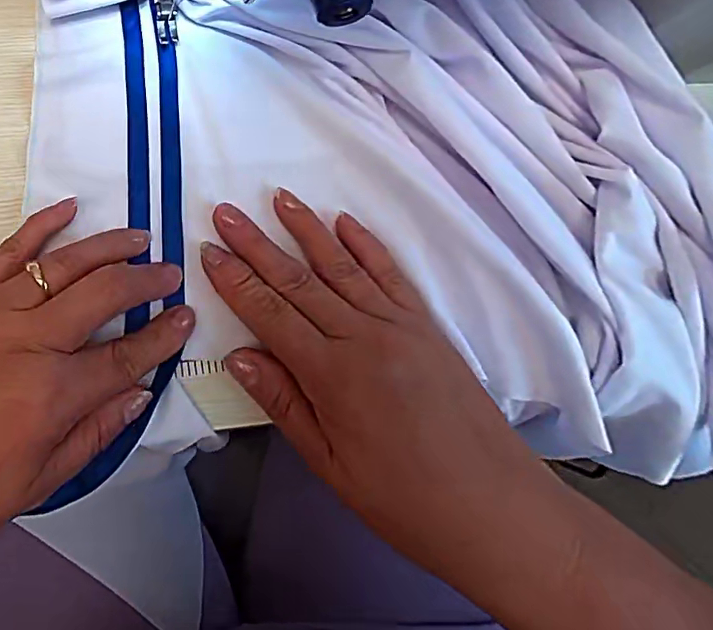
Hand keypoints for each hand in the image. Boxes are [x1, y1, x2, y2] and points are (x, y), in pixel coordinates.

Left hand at [0, 199, 194, 629]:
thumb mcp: (33, 485)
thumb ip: (92, 434)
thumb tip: (139, 392)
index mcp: (52, 395)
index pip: (128, 356)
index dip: (163, 336)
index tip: (186, 318)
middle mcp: (30, 340)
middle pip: (104, 294)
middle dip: (145, 280)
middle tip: (170, 272)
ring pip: (64, 263)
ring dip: (107, 245)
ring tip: (138, 238)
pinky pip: (9, 249)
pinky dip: (41, 224)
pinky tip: (68, 208)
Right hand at [200, 192, 552, 568]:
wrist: (504, 516)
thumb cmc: (407, 501)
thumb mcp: (330, 465)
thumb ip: (283, 404)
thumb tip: (238, 356)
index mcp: (333, 375)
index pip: (269, 313)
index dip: (234, 279)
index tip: (209, 249)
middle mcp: (364, 338)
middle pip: (297, 280)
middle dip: (256, 243)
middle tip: (226, 211)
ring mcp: (399, 326)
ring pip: (341, 266)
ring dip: (306, 229)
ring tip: (279, 197)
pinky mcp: (427, 326)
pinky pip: (391, 275)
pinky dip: (366, 245)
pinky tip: (344, 222)